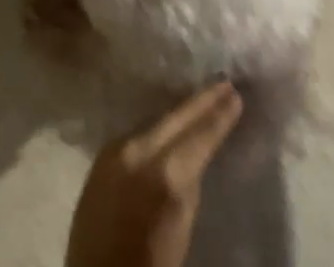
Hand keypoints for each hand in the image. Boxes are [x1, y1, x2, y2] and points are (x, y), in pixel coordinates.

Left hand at [65, 81, 243, 266]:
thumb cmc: (151, 259)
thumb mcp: (182, 222)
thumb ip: (188, 181)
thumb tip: (195, 152)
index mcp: (163, 172)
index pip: (198, 135)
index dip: (218, 115)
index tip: (234, 94)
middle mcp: (135, 151)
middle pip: (173, 119)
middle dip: (200, 101)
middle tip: (224, 83)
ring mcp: (113, 152)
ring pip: (154, 121)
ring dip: (179, 110)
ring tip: (202, 97)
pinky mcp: (99, 159)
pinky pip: (136, 132)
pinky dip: (157, 124)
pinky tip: (169, 121)